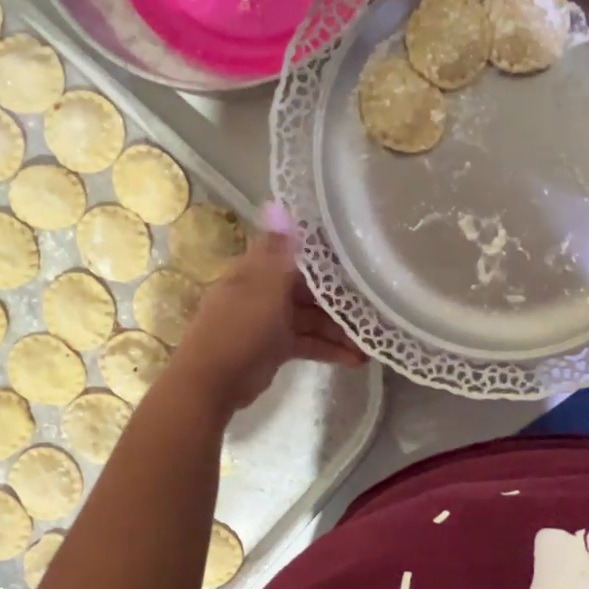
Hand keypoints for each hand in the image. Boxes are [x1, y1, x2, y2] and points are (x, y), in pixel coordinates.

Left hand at [173, 231, 368, 413]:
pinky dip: (330, 349)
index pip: (298, 253)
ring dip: (340, 330)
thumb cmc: (238, 330)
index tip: (361, 257)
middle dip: (342, 299)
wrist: (211, 383)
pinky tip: (355, 360)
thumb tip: (279, 205)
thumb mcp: (263, 289)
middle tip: (376, 307)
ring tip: (371, 344)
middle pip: (311, 289)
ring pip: (314, 319)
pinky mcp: (278, 346)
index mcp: (259, 269)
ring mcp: (272, 319)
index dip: (328, 255)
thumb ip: (280, 252)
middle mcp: (266, 290)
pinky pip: (310, 342)